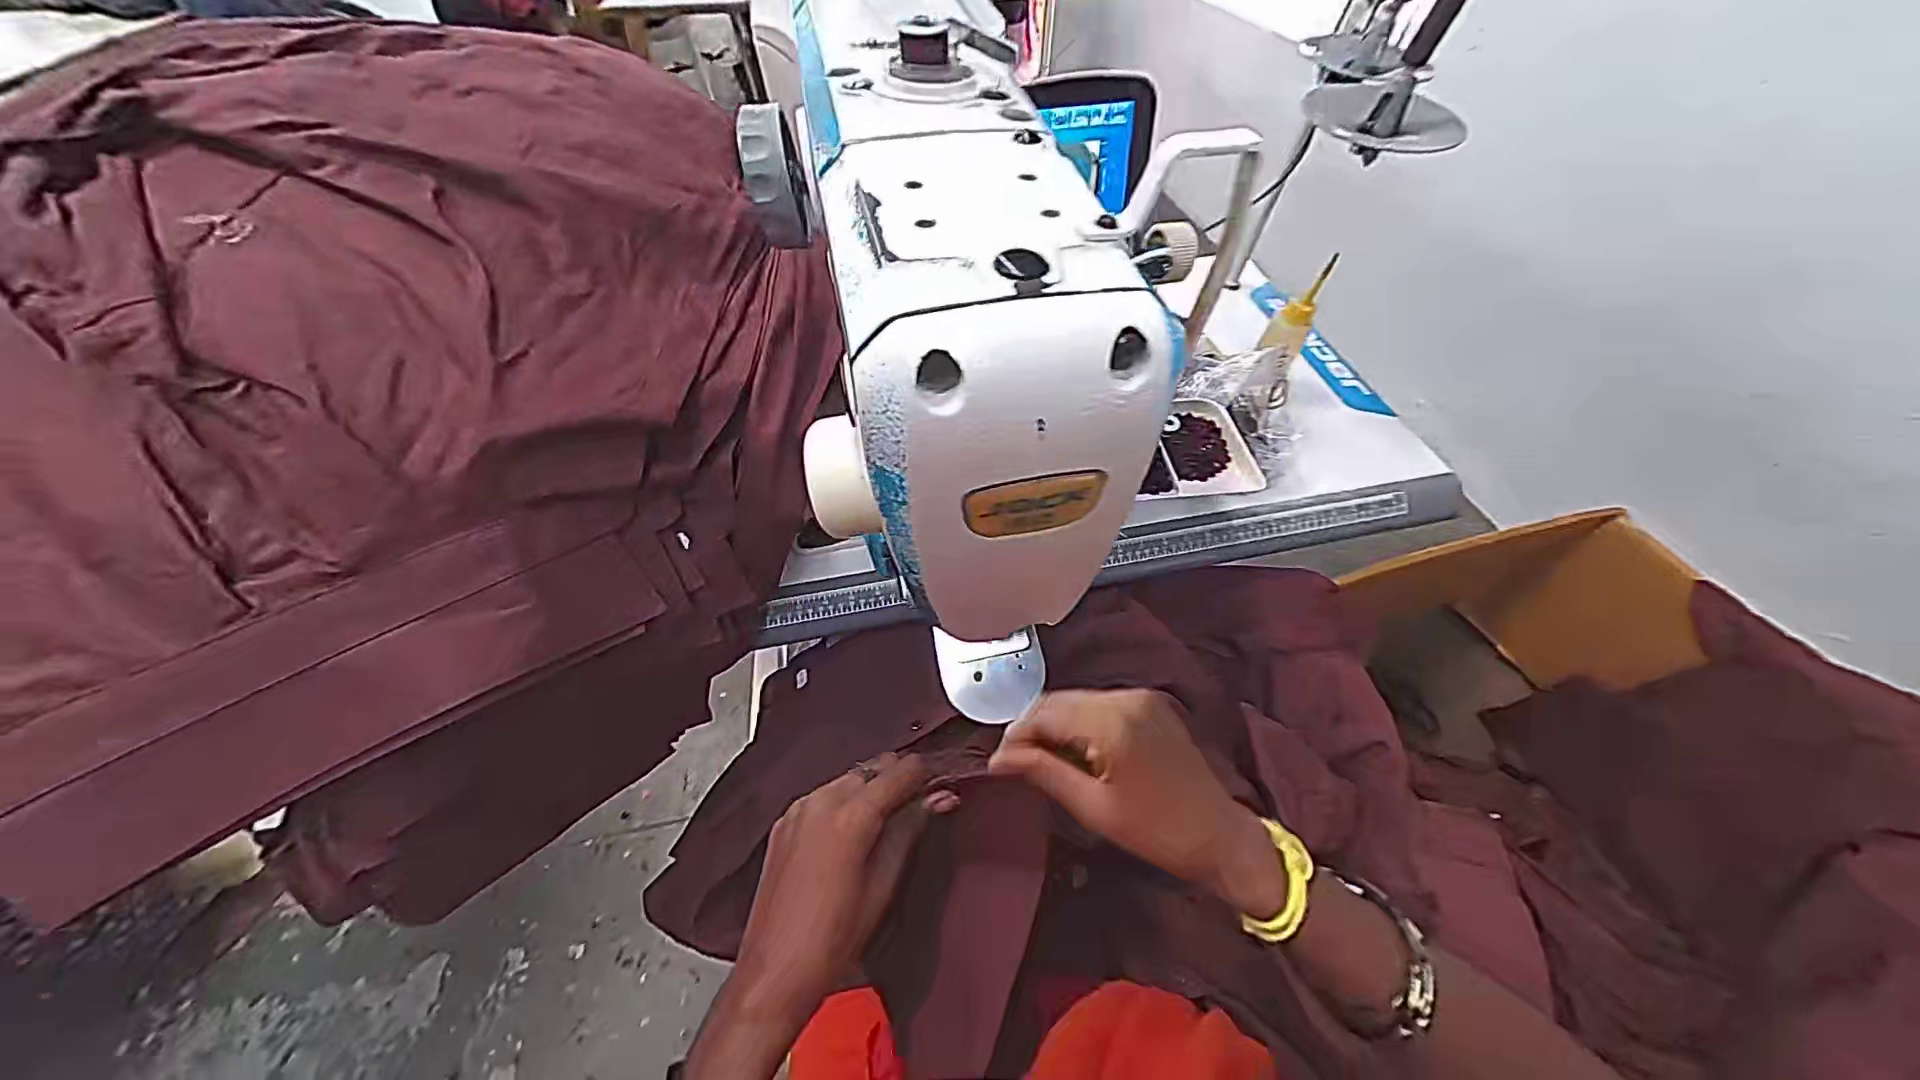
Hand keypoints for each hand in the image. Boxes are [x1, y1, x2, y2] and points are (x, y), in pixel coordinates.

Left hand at [731, 752, 958, 1016]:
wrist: (775, 972)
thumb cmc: (828, 942)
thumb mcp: (883, 884)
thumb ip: (909, 830)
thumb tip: (935, 800)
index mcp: (850, 817)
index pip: (899, 771)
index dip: (923, 773)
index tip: (936, 781)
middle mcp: (820, 804)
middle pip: (872, 769)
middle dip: (896, 780)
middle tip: (918, 802)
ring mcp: (797, 812)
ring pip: (847, 779)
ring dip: (869, 789)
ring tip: (886, 821)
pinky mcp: (783, 824)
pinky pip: (822, 797)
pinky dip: (842, 802)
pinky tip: (852, 831)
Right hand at [987, 689, 1285, 919]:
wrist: (1221, 835)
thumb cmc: (1156, 831)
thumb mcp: (1093, 807)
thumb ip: (1044, 772)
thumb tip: (999, 760)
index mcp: (1112, 722)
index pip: (1045, 713)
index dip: (1016, 735)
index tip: (999, 762)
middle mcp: (1126, 698)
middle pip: (1059, 700)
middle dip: (1032, 727)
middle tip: (1015, 761)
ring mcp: (1140, 697)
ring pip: (1077, 699)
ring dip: (1054, 723)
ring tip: (1041, 758)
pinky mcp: (1150, 702)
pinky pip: (1099, 704)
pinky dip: (1079, 721)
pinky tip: (1074, 748)